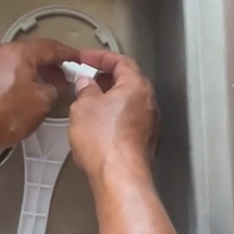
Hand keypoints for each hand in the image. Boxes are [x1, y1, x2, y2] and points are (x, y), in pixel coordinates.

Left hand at [0, 39, 77, 151]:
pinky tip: (18, 98)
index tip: (79, 60)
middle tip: (62, 79)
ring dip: (31, 75)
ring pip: (15, 65)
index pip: (51, 47)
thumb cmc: (3, 112)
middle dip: (49, 66)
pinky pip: (1, 75)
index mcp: (20, 52)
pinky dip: (14, 82)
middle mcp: (0, 51)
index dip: (68, 54)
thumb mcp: (40, 103)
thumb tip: (50, 87)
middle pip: (31, 54)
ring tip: (42, 91)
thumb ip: (52, 90)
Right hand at [68, 49, 157, 184]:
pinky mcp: (145, 142)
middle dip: (105, 79)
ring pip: (129, 102)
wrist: (120, 176)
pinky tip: (98, 126)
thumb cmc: (104, 140)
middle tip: (86, 80)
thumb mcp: (83, 106)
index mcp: (137, 86)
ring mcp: (149, 124)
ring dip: (109, 99)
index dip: (101, 57)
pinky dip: (114, 117)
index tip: (85, 58)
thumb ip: (85, 89)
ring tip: (88, 104)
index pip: (121, 61)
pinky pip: (129, 121)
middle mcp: (148, 102)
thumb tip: (86, 83)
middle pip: (128, 81)